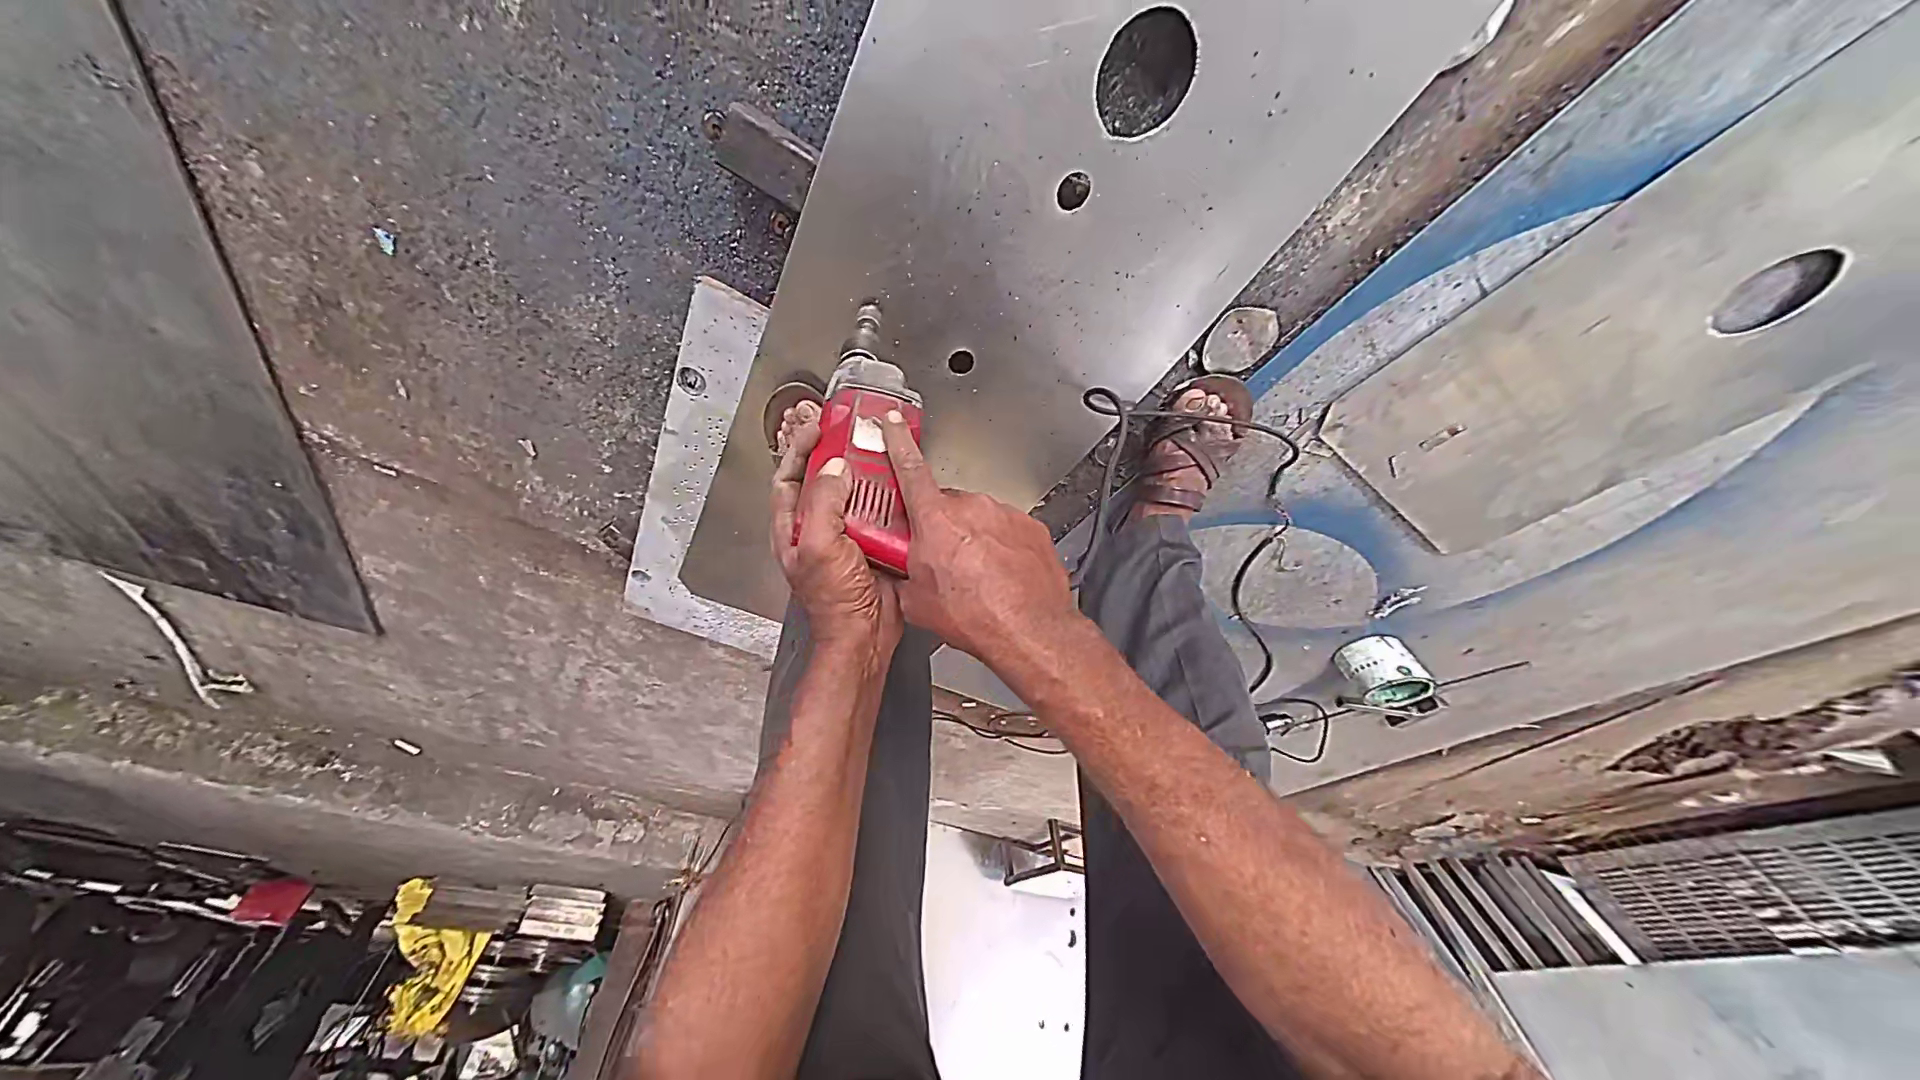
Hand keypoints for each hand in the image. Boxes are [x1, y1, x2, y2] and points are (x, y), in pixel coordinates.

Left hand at [771, 426, 902, 659]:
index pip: (788, 478)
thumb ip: (824, 502)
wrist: (865, 633)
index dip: (799, 450)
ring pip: (854, 493)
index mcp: (794, 529)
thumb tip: (834, 467)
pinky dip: (888, 495)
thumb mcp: (819, 546)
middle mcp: (818, 529)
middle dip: (835, 454)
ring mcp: (847, 535)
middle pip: (822, 480)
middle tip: (849, 431)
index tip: (817, 428)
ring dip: (865, 473)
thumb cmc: (835, 603)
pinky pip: (880, 510)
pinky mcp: (875, 542)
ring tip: (875, 450)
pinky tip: (897, 482)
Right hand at [881, 411, 1077, 667]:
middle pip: (946, 505)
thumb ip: (902, 574)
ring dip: (973, 538)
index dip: (896, 442)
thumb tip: (898, 573)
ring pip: (978, 518)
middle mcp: (972, 508)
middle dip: (941, 526)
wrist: (1030, 631)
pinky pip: (1006, 529)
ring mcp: (1005, 514)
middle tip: (942, 558)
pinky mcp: (1030, 526)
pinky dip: (1001, 546)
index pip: (910, 468)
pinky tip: (1000, 574)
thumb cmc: (979, 617)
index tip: (892, 424)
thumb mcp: (918, 603)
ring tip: (976, 575)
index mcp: (936, 520)